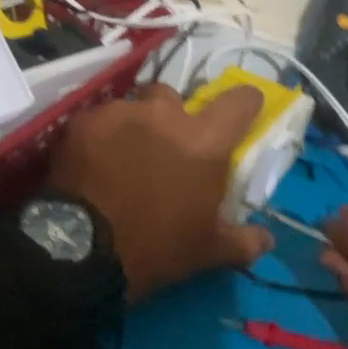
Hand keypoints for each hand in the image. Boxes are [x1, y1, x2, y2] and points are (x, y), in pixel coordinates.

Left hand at [48, 84, 273, 301]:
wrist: (81, 248)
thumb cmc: (155, 248)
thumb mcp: (207, 251)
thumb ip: (242, 240)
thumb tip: (266, 239)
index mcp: (204, 141)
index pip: (239, 102)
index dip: (244, 104)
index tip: (243, 111)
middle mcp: (164, 114)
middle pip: (174, 97)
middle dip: (172, 116)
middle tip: (165, 147)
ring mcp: (120, 112)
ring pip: (133, 106)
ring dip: (134, 126)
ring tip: (122, 157)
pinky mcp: (83, 120)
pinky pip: (98, 119)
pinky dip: (99, 135)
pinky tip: (92, 161)